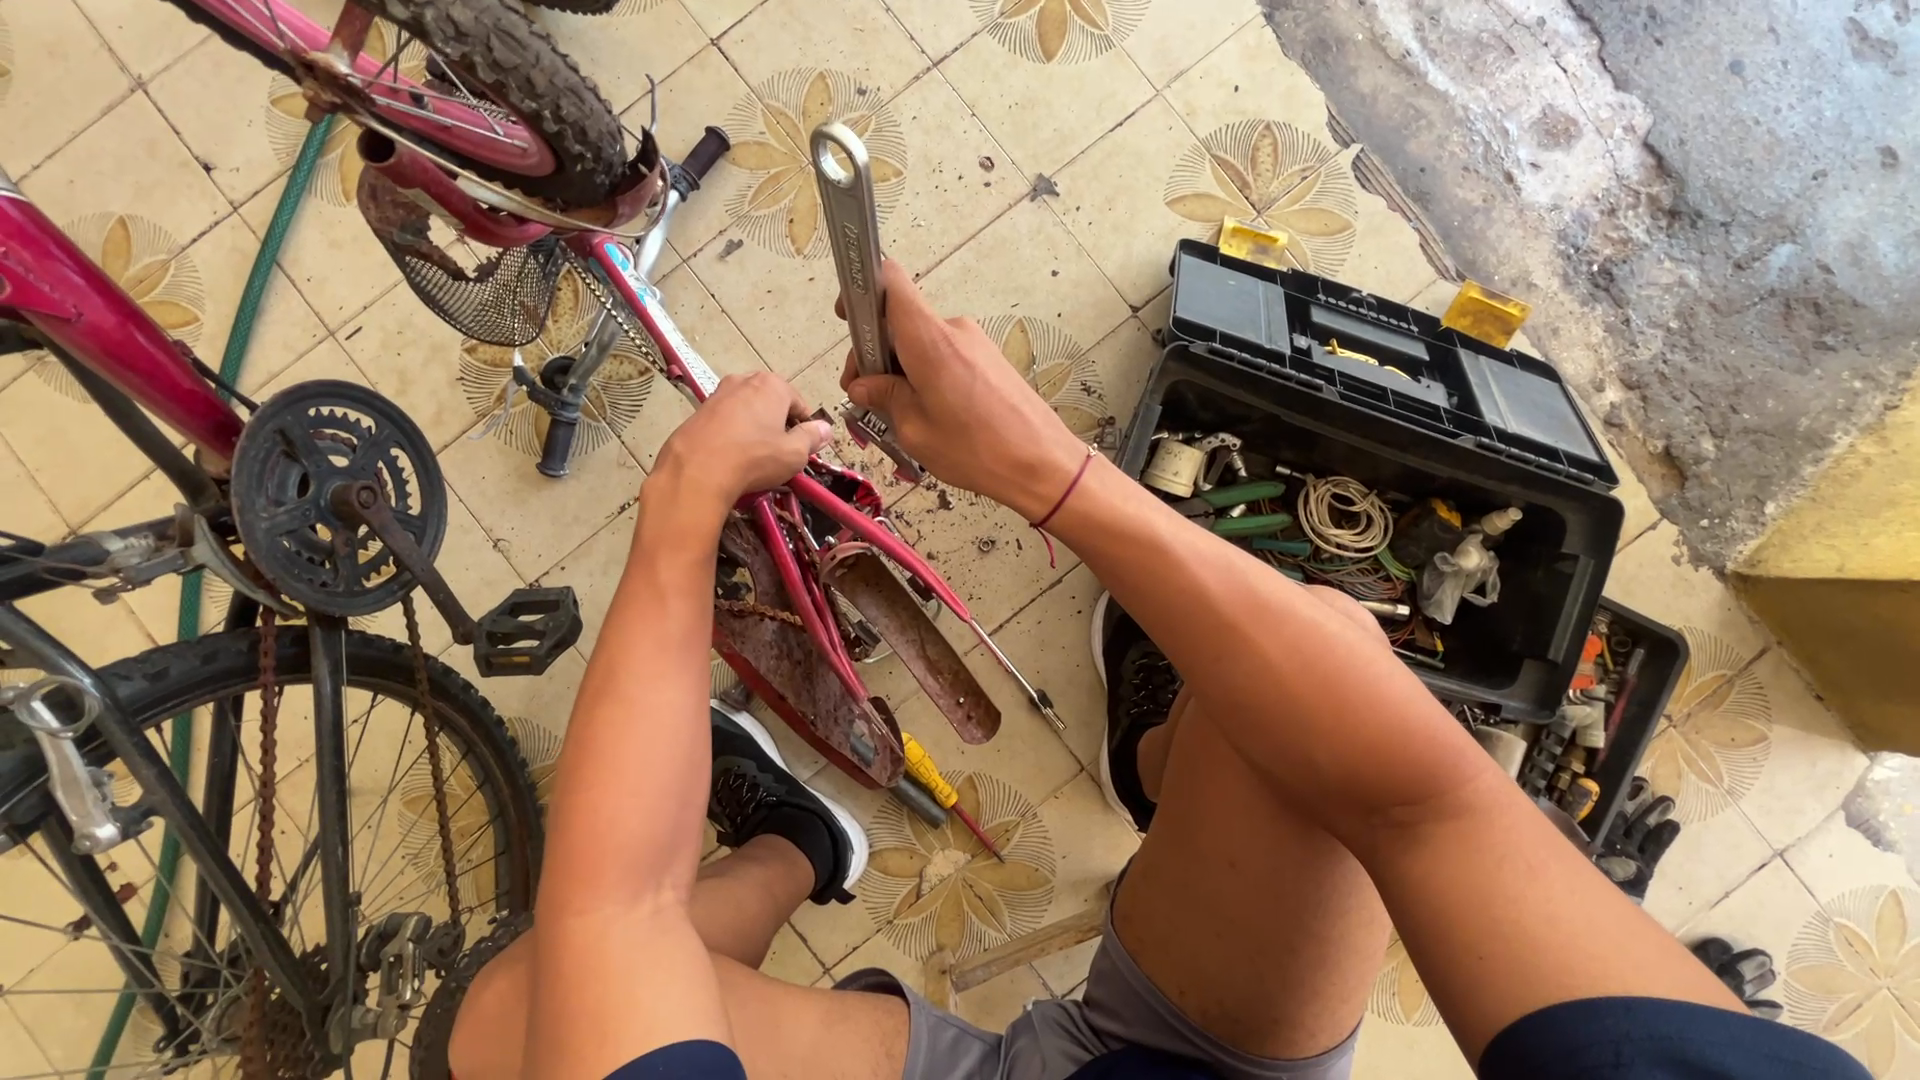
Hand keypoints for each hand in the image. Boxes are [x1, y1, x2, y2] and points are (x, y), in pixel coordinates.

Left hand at [654, 372, 831, 505]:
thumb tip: (825, 428)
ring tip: (754, 456)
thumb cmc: (754, 458)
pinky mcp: (698, 411)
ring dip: (754, 429)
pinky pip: (725, 421)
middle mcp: (744, 380)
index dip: (804, 428)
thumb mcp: (795, 453)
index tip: (802, 448)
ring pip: (747, 410)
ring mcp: (718, 394)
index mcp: (772, 385)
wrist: (696, 470)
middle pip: (771, 403)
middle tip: (779, 452)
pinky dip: (732, 434)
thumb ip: (813, 437)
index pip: (799, 404)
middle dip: (778, 424)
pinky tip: (731, 456)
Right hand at [840, 260, 1089, 520]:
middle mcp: (953, 330)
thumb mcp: (915, 430)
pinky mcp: (990, 359)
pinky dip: (927, 376)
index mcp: (929, 340)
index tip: (847, 318)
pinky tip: (930, 414)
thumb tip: (862, 384)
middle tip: (865, 397)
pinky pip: (945, 356)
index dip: (862, 289)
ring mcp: (975, 343)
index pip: (890, 282)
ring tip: (901, 416)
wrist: (1043, 464)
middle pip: (901, 322)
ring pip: (922, 344)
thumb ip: (885, 397)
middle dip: (875, 354)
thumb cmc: (976, 451)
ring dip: (902, 371)